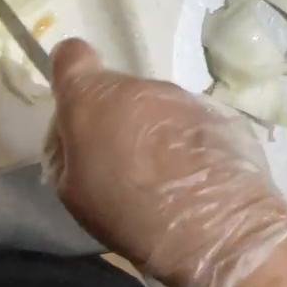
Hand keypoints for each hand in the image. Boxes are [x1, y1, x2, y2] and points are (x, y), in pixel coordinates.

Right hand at [44, 38, 286, 286]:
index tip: (74, 102)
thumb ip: (66, 148)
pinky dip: (185, 144)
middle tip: (119, 164)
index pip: (71, 55)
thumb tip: (73, 134)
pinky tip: (191, 179)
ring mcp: (183, 96)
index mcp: (90, 99)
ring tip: (161, 177)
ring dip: (151, 132)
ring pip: (155, 107)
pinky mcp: (221, 114)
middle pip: (116, 90)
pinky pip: (189, 124)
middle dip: (113, 118)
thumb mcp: (69, 190)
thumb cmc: (125, 212)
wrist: (212, 231)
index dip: (69, 74)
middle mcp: (137, 86)